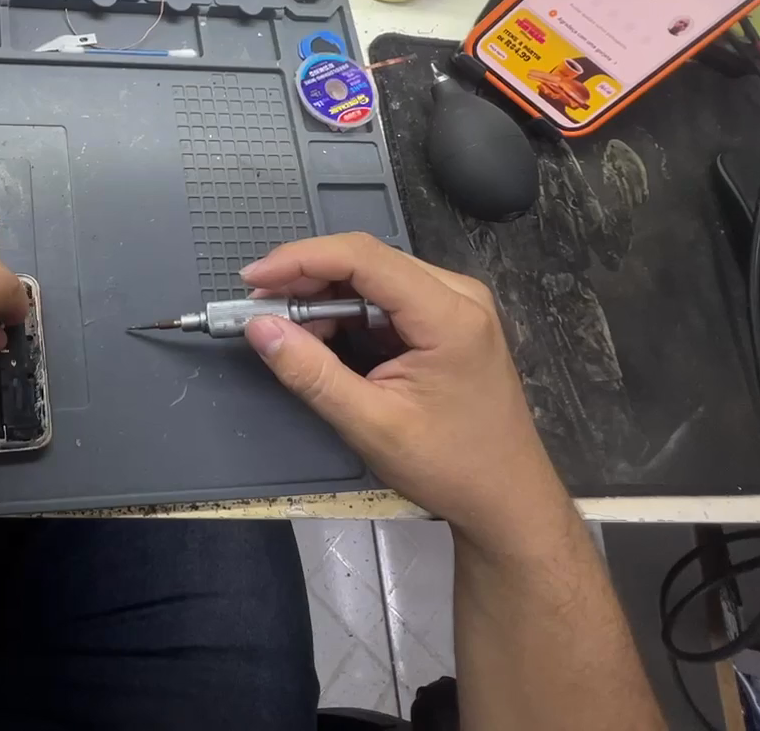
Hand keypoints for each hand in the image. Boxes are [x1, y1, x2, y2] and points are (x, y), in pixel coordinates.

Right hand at [240, 234, 572, 552]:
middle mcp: (455, 294)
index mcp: (448, 315)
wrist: (508, 502)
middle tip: (257, 305)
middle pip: (364, 259)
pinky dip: (340, 308)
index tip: (252, 278)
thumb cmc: (449, 467)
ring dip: (319, 293)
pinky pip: (379, 294)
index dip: (300, 259)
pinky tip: (318, 335)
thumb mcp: (369, 424)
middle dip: (304, 276)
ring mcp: (452, 303)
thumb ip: (310, 372)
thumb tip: (258, 326)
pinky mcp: (442, 317)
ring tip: (284, 327)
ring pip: (368, 274)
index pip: (363, 257)